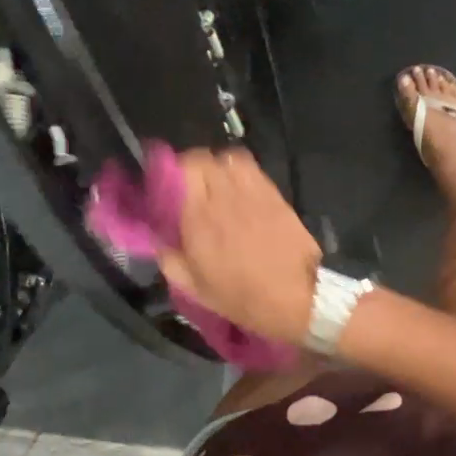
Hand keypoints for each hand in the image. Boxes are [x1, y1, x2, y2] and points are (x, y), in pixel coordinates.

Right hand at [158, 149, 321, 343]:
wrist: (297, 297)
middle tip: (190, 187)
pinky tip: (239, 191)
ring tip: (216, 184)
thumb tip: (158, 240)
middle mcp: (224, 196)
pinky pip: (252, 169)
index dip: (171, 171)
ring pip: (229, 158)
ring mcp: (252, 192)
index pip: (182, 169)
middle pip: (204, 158)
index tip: (168, 187)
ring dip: (218, 166)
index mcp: (199, 217)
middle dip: (192, 168)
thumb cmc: (241, 297)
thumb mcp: (194, 288)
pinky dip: (240, 172)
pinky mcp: (274, 194)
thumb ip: (170, 259)